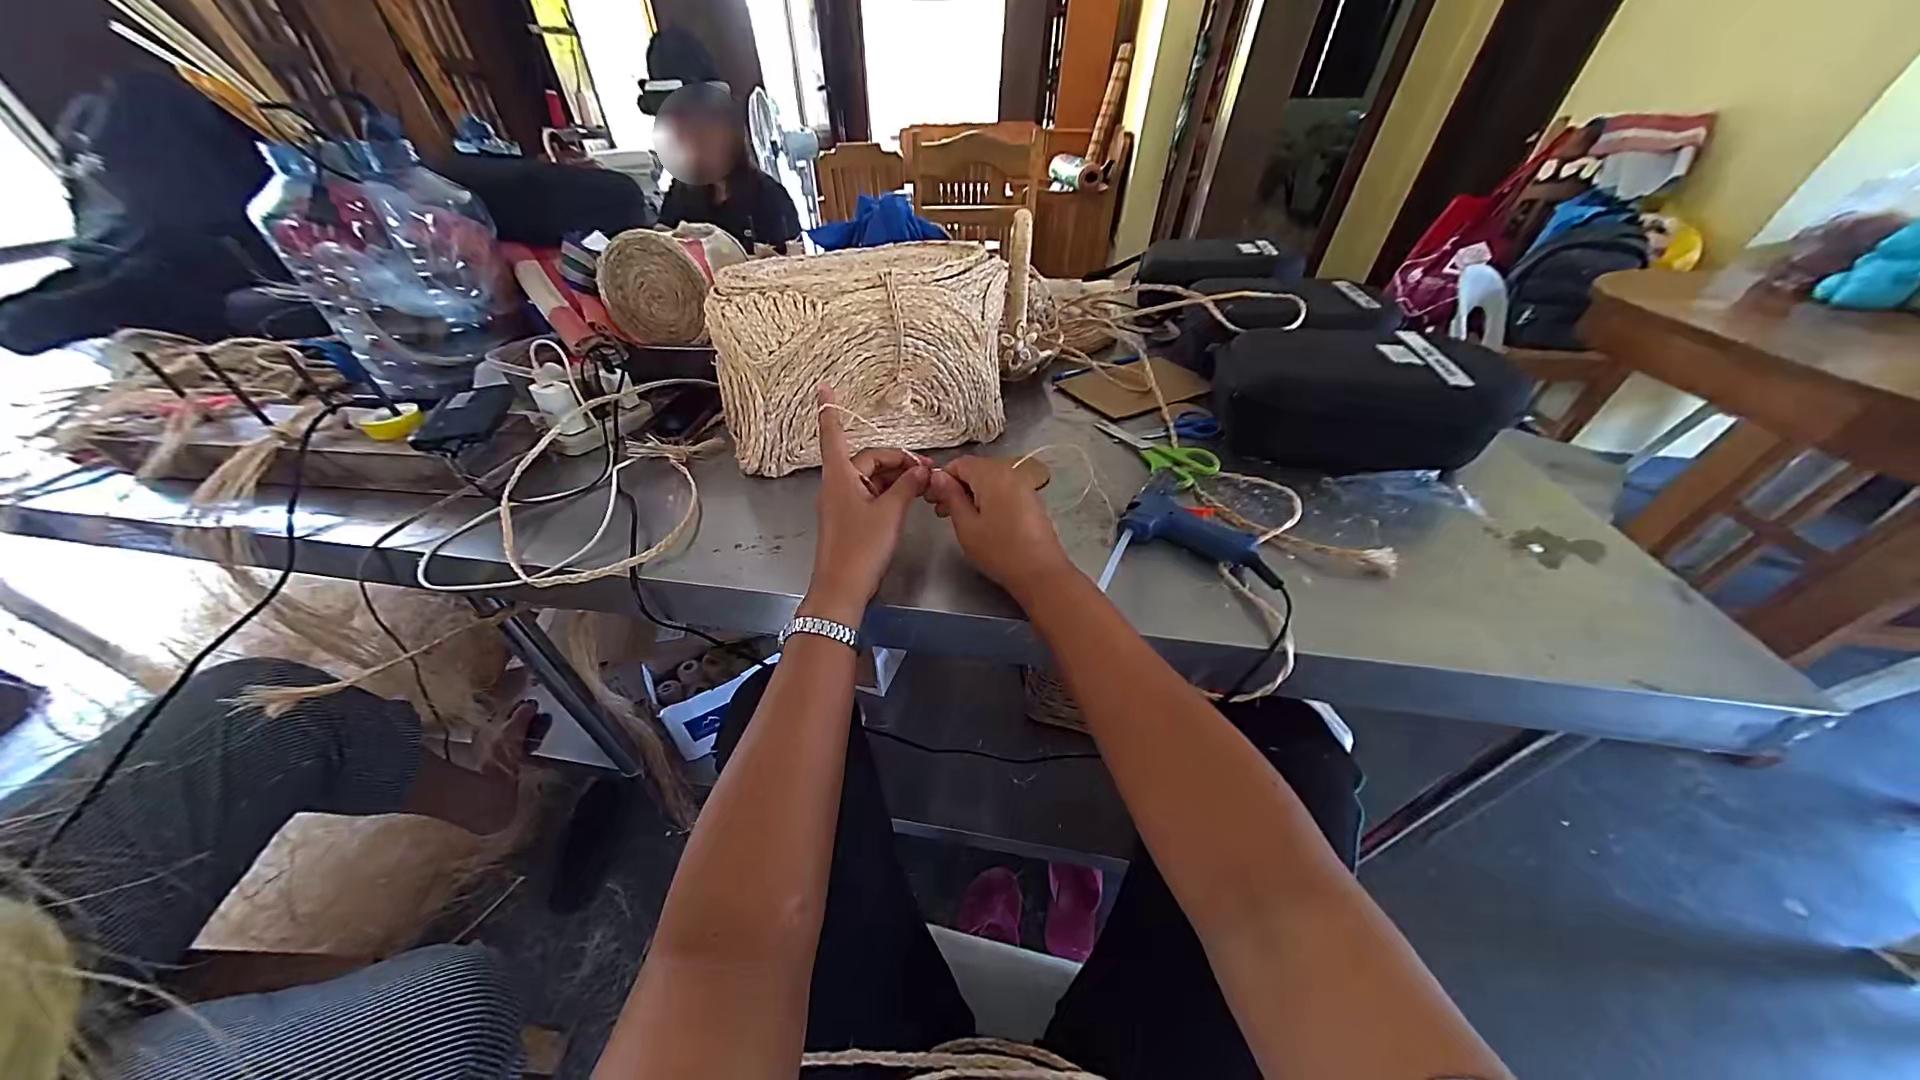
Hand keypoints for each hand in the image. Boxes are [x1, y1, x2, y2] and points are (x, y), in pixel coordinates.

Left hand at [802, 387, 930, 624]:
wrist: (843, 587)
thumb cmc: (861, 548)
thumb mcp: (890, 513)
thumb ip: (908, 486)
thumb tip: (923, 470)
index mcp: (840, 476)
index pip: (834, 434)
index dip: (830, 410)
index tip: (824, 387)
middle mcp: (837, 484)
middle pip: (867, 459)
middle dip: (897, 460)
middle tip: (927, 471)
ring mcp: (842, 502)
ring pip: (871, 478)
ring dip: (896, 478)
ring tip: (924, 486)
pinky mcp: (849, 518)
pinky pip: (871, 494)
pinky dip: (890, 493)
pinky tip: (910, 499)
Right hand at [923, 456, 1073, 601]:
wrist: (1040, 572)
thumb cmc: (998, 550)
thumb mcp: (966, 525)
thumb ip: (951, 496)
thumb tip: (939, 477)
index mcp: (992, 474)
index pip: (960, 463)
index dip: (942, 478)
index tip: (932, 499)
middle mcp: (1010, 473)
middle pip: (976, 470)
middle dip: (956, 486)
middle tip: (941, 511)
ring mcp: (1024, 486)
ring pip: (990, 481)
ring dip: (971, 494)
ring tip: (960, 519)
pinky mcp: (1031, 500)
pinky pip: (1003, 491)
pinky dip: (988, 500)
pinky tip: (982, 521)